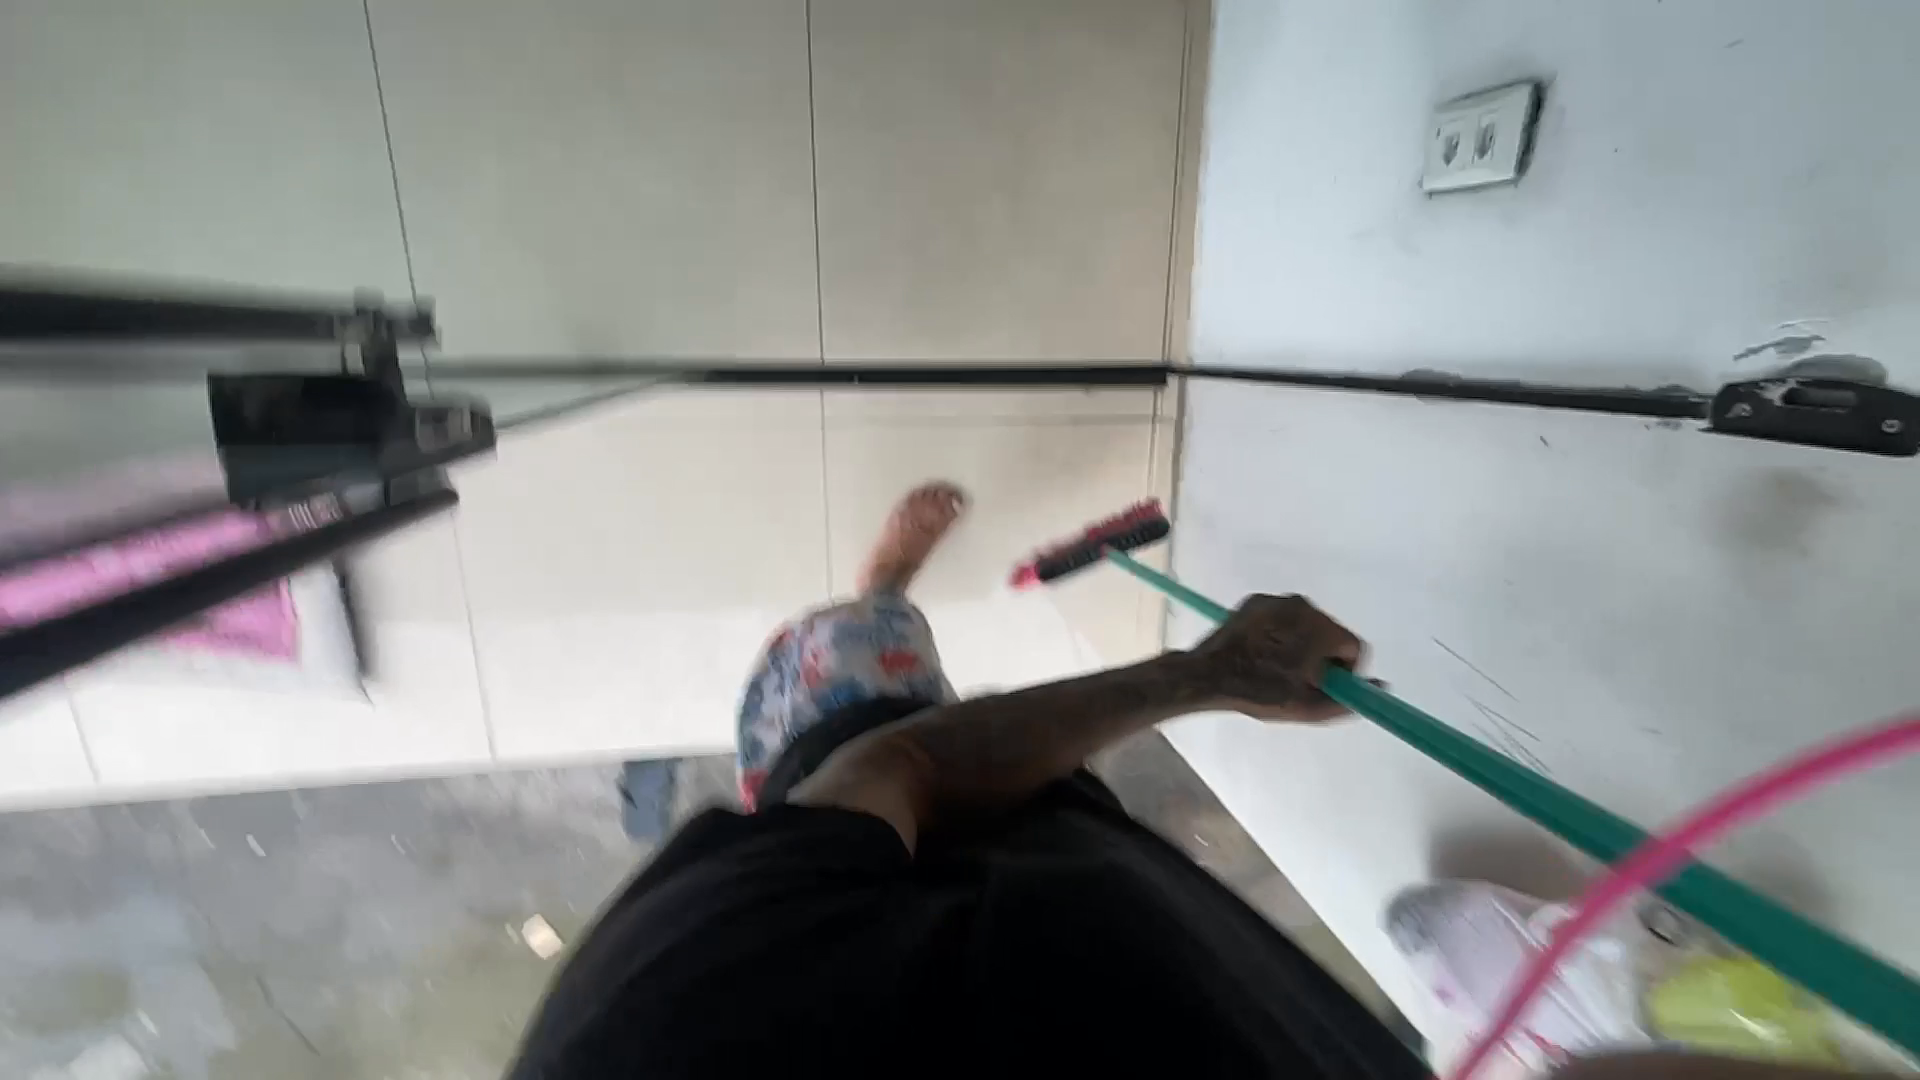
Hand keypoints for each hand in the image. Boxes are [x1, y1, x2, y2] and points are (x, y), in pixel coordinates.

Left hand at [1181, 594, 1365, 722]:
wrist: (1208, 675)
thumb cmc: (1260, 691)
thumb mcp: (1308, 708)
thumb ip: (1349, 700)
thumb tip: (1381, 686)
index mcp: (1320, 627)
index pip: (1353, 647)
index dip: (1344, 670)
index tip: (1324, 684)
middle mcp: (1301, 605)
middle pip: (1329, 633)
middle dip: (1321, 656)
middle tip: (1297, 679)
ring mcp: (1275, 600)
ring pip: (1304, 625)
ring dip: (1300, 644)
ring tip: (1276, 667)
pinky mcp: (1254, 601)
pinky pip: (1280, 618)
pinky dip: (1278, 633)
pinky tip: (1261, 652)